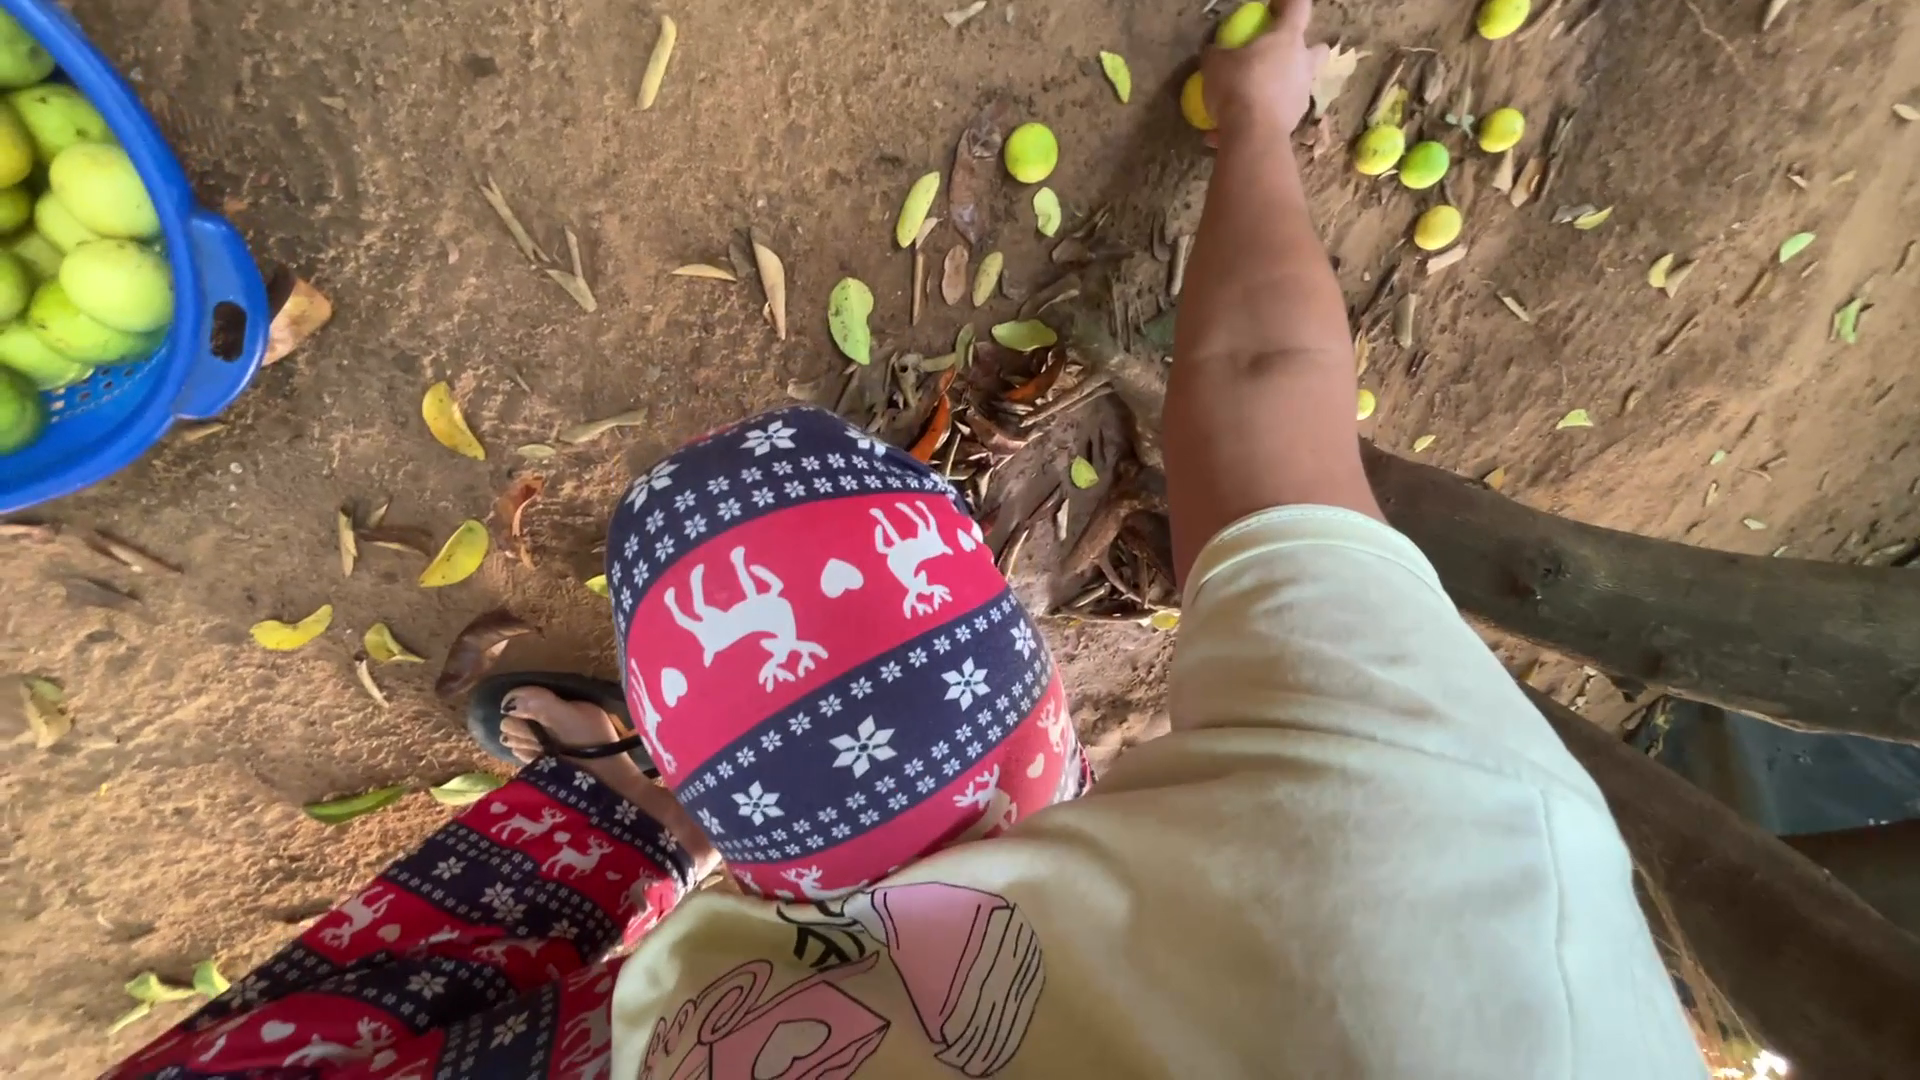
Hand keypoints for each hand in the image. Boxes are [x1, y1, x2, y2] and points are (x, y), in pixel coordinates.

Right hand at [1201, 0, 1326, 143]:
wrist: (1252, 136)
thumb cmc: (1238, 88)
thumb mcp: (1215, 65)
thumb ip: (1215, 54)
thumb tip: (1212, 52)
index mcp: (1287, 38)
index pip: (1298, 6)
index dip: (1287, 2)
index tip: (1272, 7)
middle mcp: (1302, 64)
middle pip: (1318, 50)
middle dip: (1304, 52)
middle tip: (1279, 59)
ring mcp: (1301, 95)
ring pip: (1297, 87)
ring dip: (1279, 91)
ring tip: (1250, 104)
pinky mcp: (1293, 123)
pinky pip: (1275, 117)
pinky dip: (1258, 122)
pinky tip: (1230, 132)